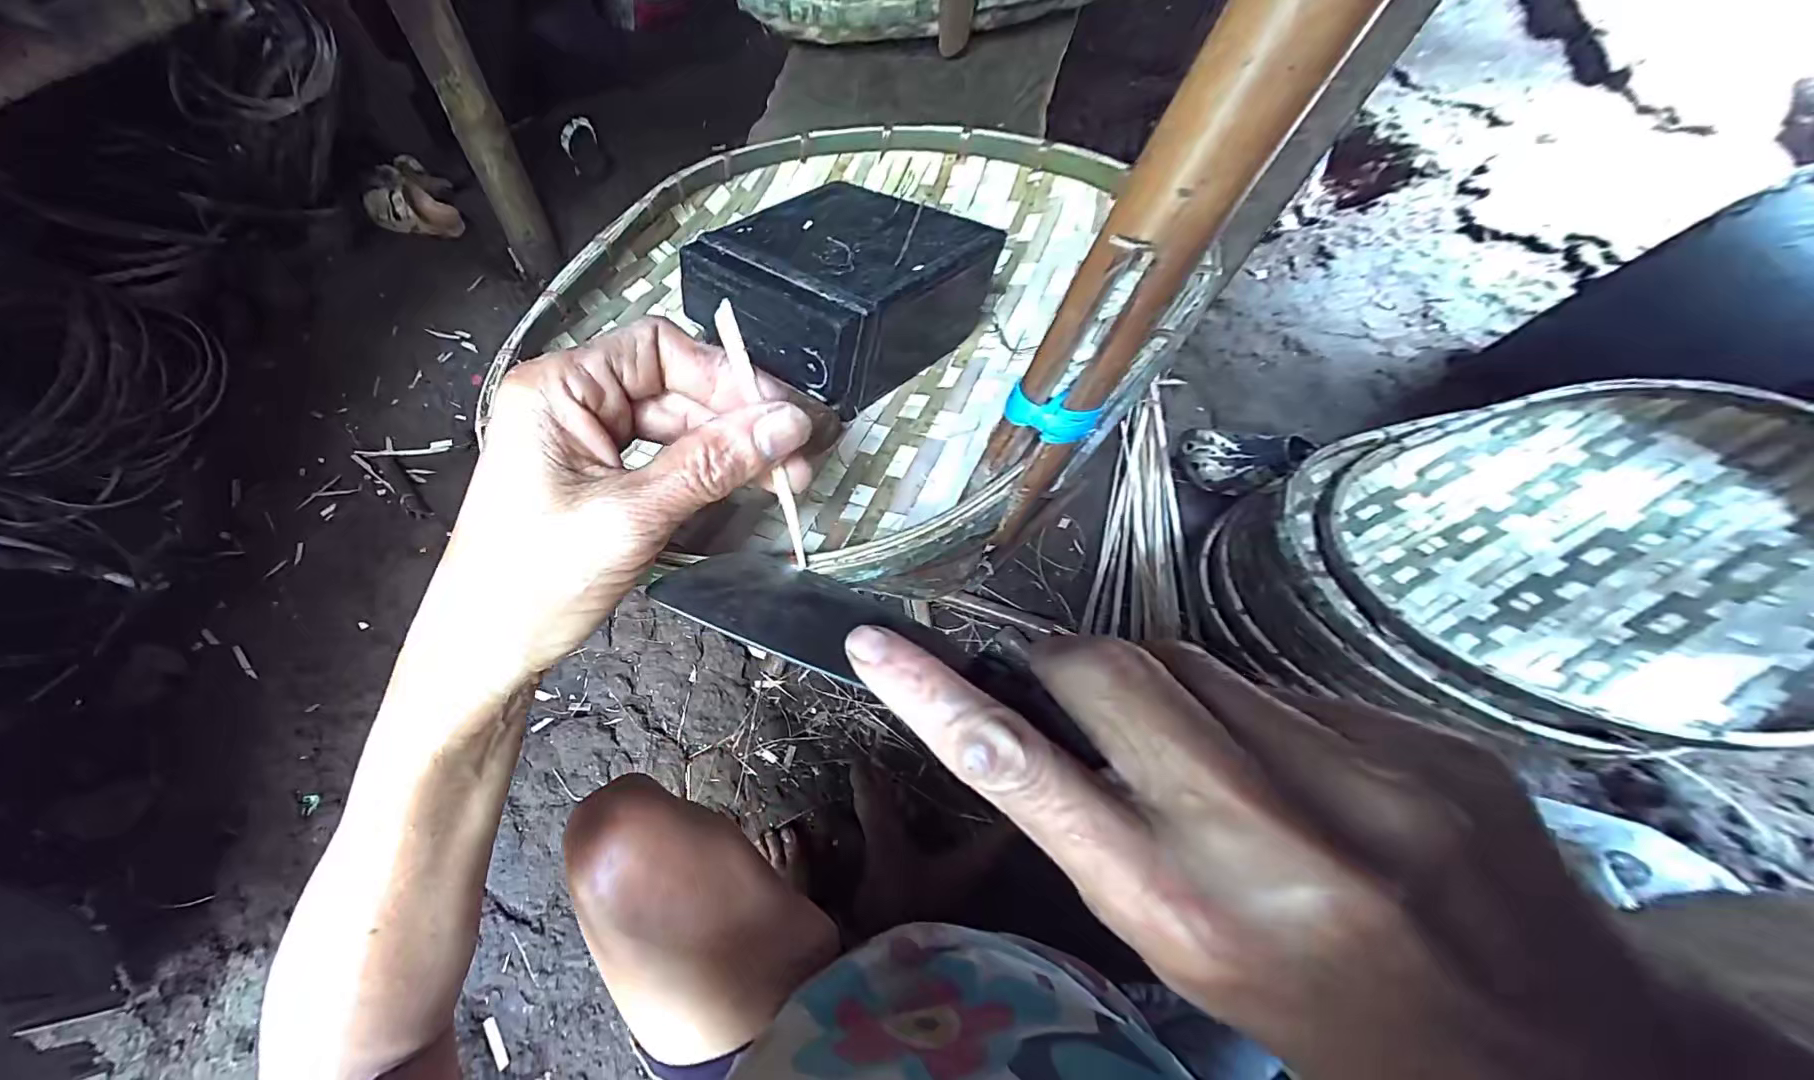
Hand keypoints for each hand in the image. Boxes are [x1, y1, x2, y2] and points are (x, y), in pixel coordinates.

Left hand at [397, 318, 814, 713]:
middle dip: (739, 422)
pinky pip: (670, 459)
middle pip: (677, 389)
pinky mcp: (606, 477)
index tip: (778, 412)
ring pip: (681, 426)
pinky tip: (745, 485)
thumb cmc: (531, 583)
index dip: (726, 377)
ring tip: (783, 477)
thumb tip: (782, 426)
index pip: (660, 351)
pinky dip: (710, 471)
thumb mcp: (634, 516)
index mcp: (558, 391)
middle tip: (793, 455)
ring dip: (733, 450)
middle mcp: (573, 405)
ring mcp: (590, 442)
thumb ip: (713, 464)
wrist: (487, 650)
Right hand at [844, 629, 1731, 1079]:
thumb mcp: (1183, 952)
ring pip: (1192, 662)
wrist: (1565, 1062)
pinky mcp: (1428, 746)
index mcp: (1183, 911)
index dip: (933, 697)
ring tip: (1190, 743)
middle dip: (1063, 659)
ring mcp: (1364, 777)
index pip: (1017, 769)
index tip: (875, 645)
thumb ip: (1108, 832)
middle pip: (1107, 671)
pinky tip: (1288, 762)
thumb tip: (1053, 725)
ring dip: (1158, 681)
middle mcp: (1267, 834)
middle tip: (1058, 680)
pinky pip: (1280, 684)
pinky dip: (1245, 702)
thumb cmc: (1322, 1022)